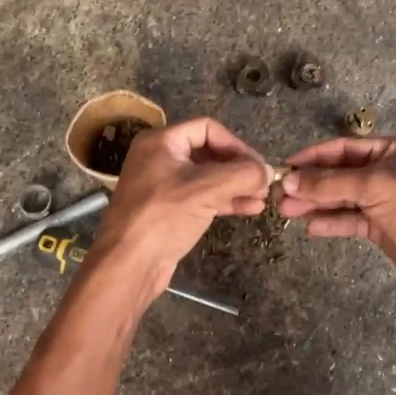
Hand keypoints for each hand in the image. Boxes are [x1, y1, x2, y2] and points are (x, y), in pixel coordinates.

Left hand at [86, 118, 271, 306]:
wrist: (128, 265)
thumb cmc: (162, 217)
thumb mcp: (205, 189)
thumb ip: (241, 175)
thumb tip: (267, 171)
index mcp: (161, 142)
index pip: (208, 129)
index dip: (236, 144)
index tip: (258, 164)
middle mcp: (161, 158)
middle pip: (210, 153)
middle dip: (239, 167)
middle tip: (263, 183)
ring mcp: (164, 186)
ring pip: (209, 177)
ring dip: (237, 185)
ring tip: (262, 198)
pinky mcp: (170, 210)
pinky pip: (203, 197)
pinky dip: (226, 200)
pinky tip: (250, 208)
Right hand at [278, 137, 395, 294]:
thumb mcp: (373, 188)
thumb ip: (330, 183)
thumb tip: (291, 181)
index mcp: (390, 151)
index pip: (343, 148)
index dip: (313, 157)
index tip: (286, 167)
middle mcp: (384, 172)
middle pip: (339, 174)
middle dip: (311, 185)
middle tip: (281, 195)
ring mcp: (381, 200)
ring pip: (341, 198)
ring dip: (315, 204)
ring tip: (286, 212)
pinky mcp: (379, 226)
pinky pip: (349, 219)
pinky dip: (330, 222)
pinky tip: (310, 227)